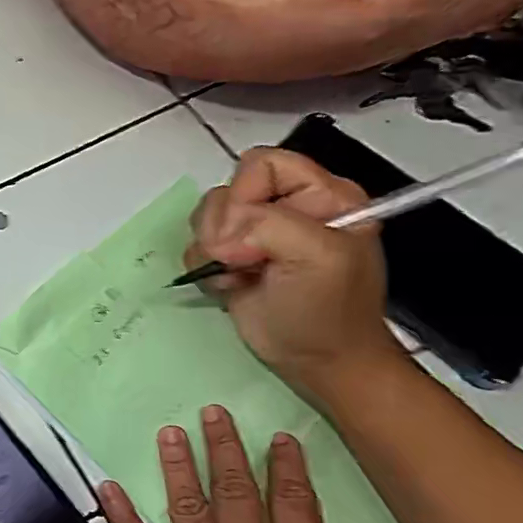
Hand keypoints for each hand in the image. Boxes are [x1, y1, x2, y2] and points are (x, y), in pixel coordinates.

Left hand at [100, 405, 403, 522]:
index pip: (297, 505)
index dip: (288, 468)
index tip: (279, 437)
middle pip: (238, 494)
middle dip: (227, 450)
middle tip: (213, 412)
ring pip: (187, 509)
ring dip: (177, 467)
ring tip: (169, 432)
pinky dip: (121, 515)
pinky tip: (106, 486)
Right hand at [185, 148, 401, 396]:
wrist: (317, 358)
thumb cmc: (326, 308)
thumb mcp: (316, 255)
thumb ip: (268, 226)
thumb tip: (219, 239)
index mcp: (318, 196)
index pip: (260, 164)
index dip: (245, 195)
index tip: (252, 234)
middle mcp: (284, 209)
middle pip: (224, 193)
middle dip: (221, 228)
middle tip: (243, 260)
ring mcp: (254, 237)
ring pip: (205, 221)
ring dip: (209, 250)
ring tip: (237, 274)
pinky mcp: (230, 262)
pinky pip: (196, 249)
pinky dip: (203, 269)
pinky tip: (228, 285)